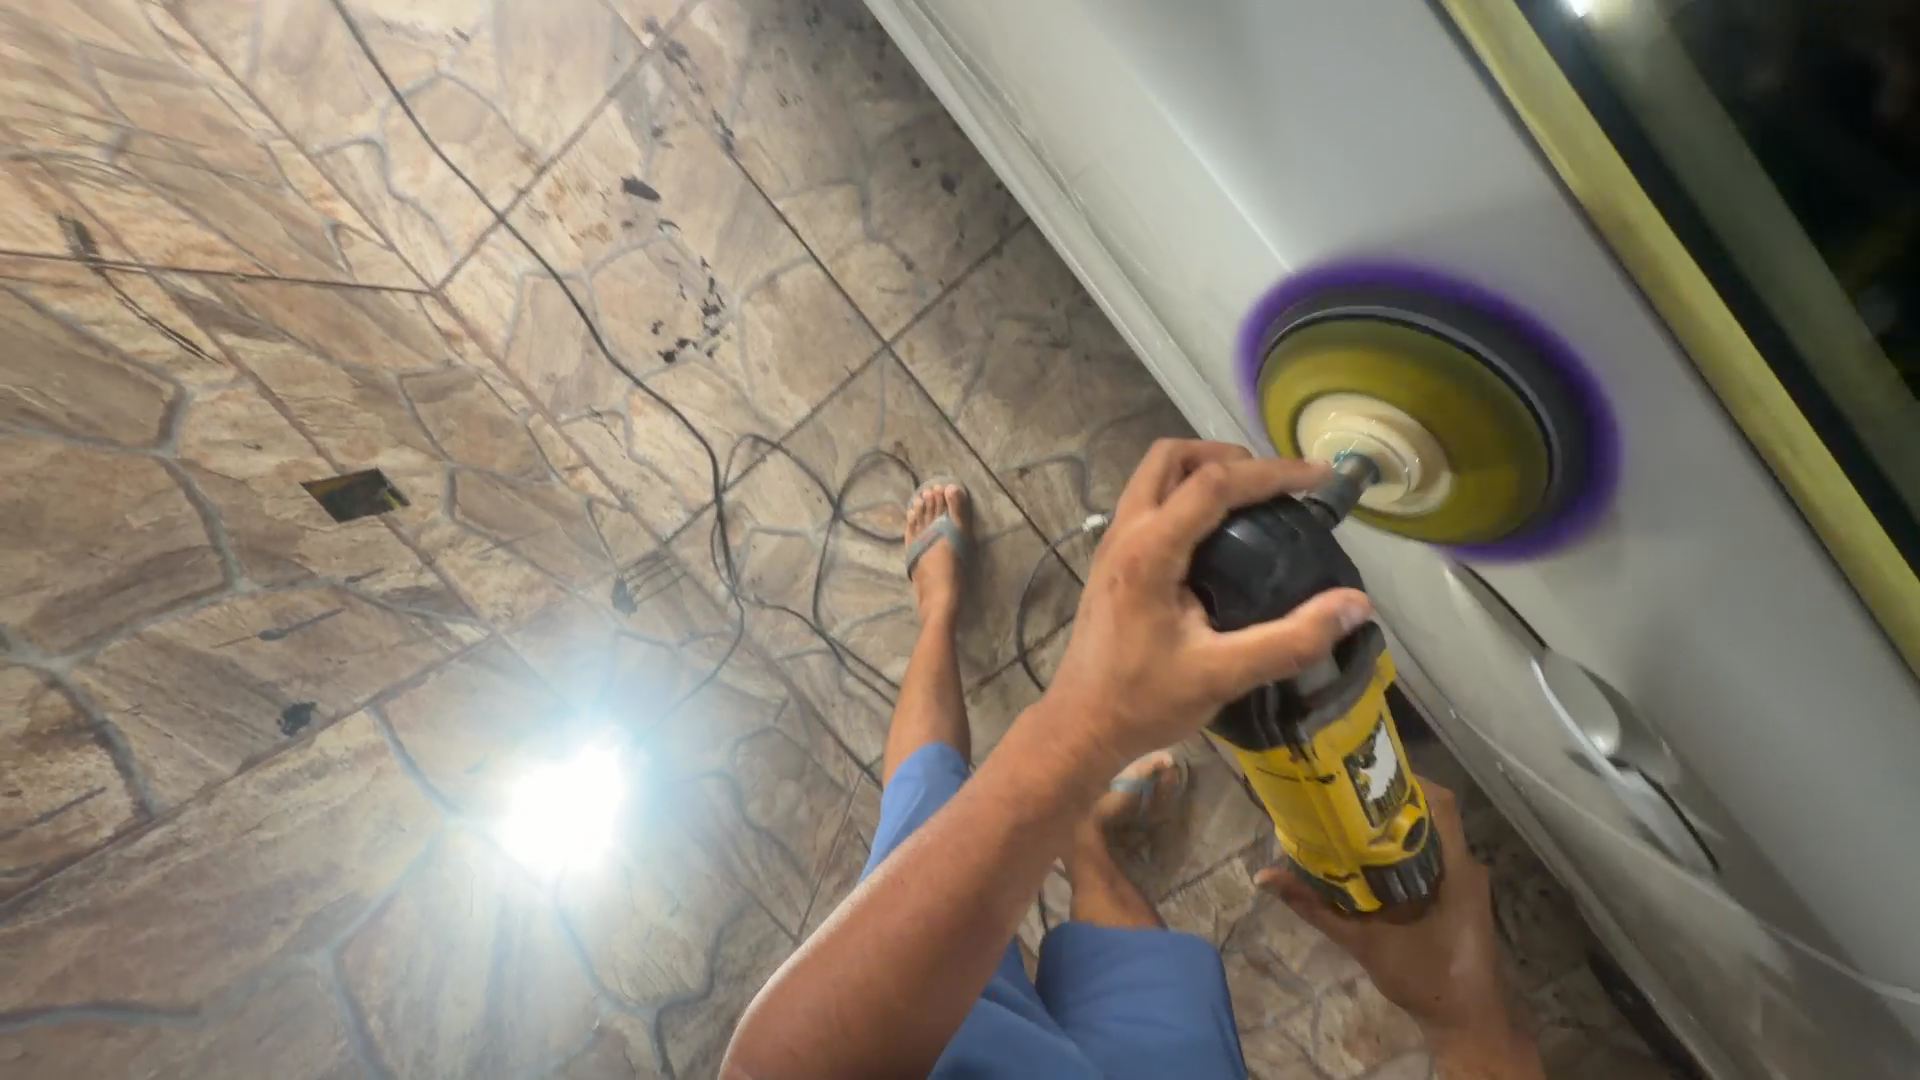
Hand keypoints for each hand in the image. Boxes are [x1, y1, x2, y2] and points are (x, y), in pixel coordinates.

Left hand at [1039, 439, 1371, 767]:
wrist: (1081, 723)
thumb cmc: (1143, 701)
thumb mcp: (1222, 676)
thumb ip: (1290, 640)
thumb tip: (1355, 605)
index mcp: (1148, 552)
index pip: (1212, 484)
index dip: (1271, 472)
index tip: (1319, 478)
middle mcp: (1123, 535)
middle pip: (1167, 457)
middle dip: (1224, 455)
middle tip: (1271, 483)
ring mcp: (1110, 546)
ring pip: (1151, 476)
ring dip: (1198, 471)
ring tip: (1250, 498)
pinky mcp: (1109, 561)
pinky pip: (1145, 503)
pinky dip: (1181, 495)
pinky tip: (1215, 534)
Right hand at [1256, 778, 1510, 1037]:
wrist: (1466, 1025)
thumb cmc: (1425, 979)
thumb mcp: (1364, 942)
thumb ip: (1314, 907)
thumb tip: (1263, 875)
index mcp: (1454, 870)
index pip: (1438, 803)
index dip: (1405, 778)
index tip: (1360, 770)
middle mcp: (1464, 867)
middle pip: (1428, 812)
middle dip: (1386, 796)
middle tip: (1340, 788)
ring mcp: (1463, 880)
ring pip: (1428, 832)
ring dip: (1391, 820)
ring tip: (1345, 811)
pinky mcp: (1457, 894)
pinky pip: (1430, 853)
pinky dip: (1399, 844)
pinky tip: (1363, 849)